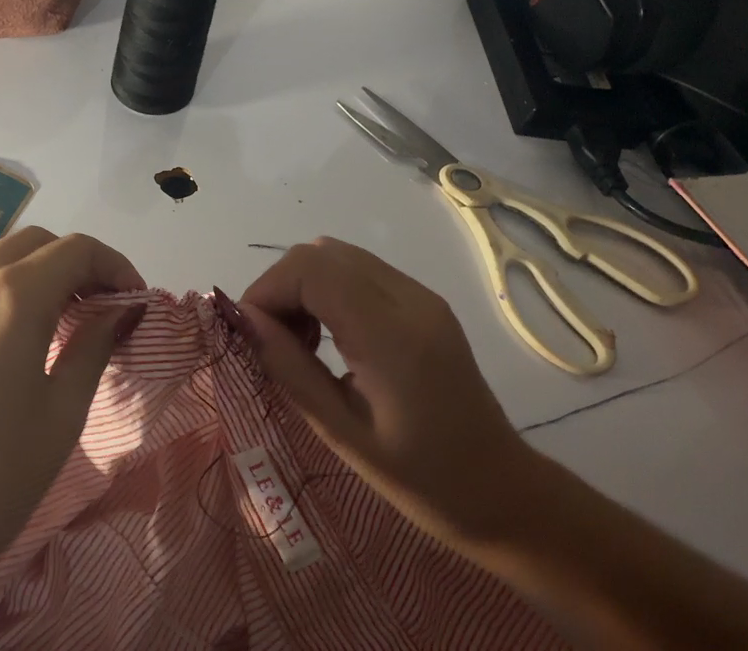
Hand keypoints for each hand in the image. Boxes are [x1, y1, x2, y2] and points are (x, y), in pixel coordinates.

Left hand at [0, 228, 147, 598]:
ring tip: (67, 325)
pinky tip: (19, 341)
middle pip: (35, 243)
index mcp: (12, 295)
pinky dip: (6, 293)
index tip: (136, 301)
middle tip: (105, 308)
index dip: (116, 266)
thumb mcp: (63, 410)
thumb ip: (95, 344)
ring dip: (40, 275)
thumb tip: (124, 309)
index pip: (76, 249)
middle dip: (77, 264)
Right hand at [237, 238, 543, 545]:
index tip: (251, 335)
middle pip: (319, 254)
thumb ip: (290, 369)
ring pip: (336, 256)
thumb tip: (243, 320)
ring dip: (302, 287)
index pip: (310, 270)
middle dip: (280, 288)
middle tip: (272, 341)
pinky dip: (325, 291)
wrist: (504, 494)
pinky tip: (328, 336)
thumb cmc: (422, 480)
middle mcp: (410, 301)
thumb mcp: (342, 434)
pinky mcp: (424, 303)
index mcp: (393, 337)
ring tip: (299, 342)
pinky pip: (357, 272)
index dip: (267, 291)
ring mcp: (422, 298)